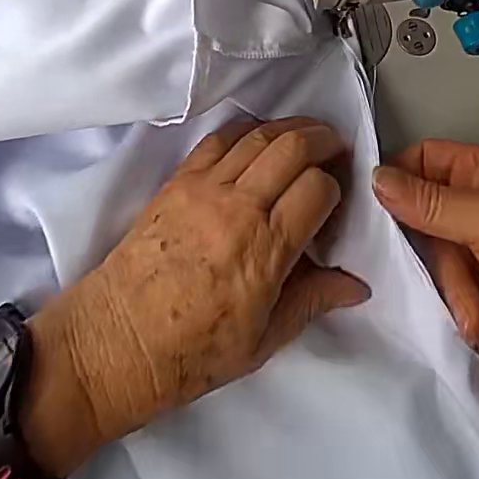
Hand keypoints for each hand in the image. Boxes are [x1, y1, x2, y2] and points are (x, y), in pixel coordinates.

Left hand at [24, 117, 369, 471]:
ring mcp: (203, 188)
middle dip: (321, 140)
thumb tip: (356, 286)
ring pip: (256, 136)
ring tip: (305, 133)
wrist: (121, 336)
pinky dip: (244, 130)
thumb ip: (312, 301)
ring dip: (287, 128)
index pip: (317, 189)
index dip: (336, 186)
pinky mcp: (177, 181)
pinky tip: (257, 136)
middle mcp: (237, 208)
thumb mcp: (264, 340)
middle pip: (291, 148)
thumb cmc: (194, 350)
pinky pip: (217, 140)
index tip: (337, 195)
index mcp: (265, 249)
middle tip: (335, 146)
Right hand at [373, 140, 478, 377]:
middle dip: (435, 258)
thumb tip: (373, 177)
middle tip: (443, 275)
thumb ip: (426, 201)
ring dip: (457, 294)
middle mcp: (475, 203)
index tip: (373, 210)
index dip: (395, 180)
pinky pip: (451, 294)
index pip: (418, 160)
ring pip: (434, 263)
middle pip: (420, 219)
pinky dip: (472, 313)